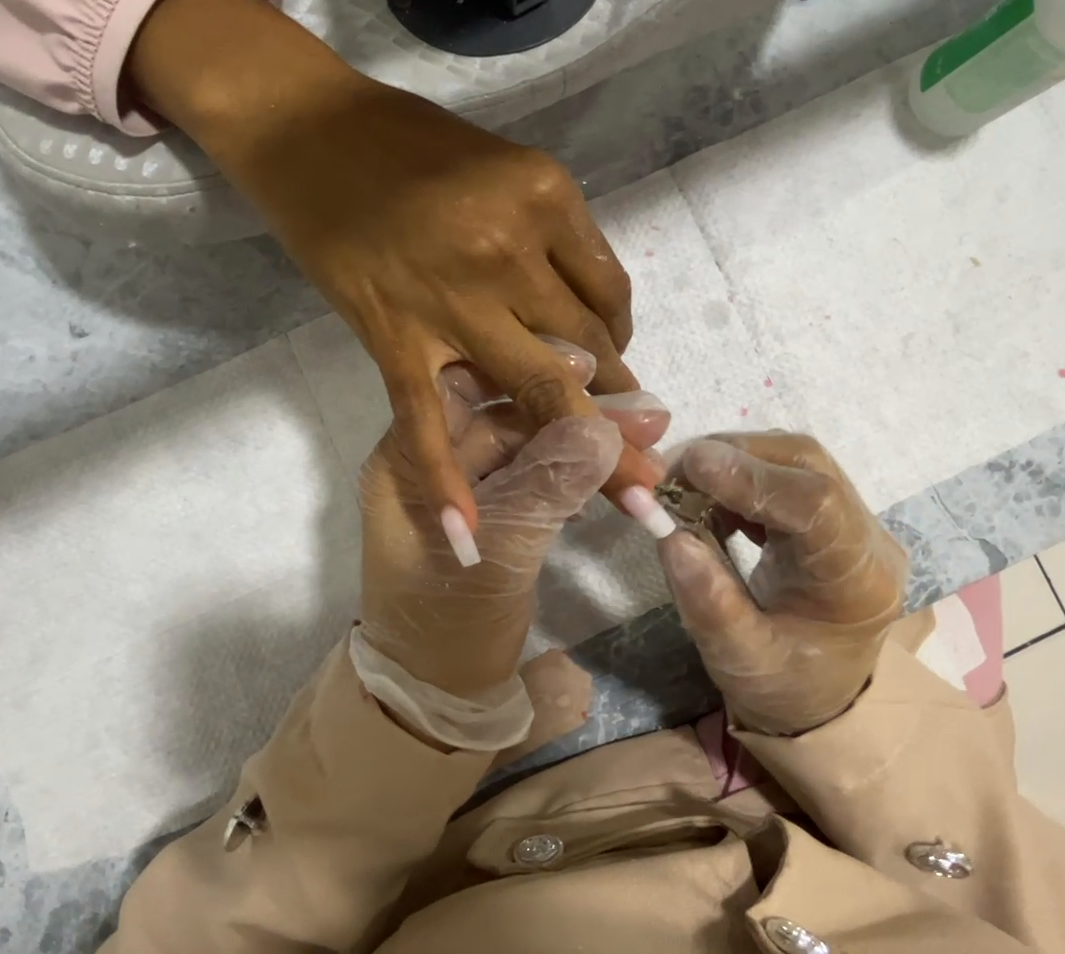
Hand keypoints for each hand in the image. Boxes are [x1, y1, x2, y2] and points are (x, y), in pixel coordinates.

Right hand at [127, 0, 667, 560]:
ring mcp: (451, 300)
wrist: (303, 129)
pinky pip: (428, 418)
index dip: (618, 340)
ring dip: (585, 447)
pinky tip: (469, 532)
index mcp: (545, 196)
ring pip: (535, 386)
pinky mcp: (394, 337)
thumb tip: (572, 303)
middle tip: (654, 462)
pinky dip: (446, 478)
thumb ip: (543, 234)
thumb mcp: (501, 167)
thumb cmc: (403, 138)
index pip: (606, 290)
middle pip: (586, 347)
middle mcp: (510, 251)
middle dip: (624, 410)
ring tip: (628, 498)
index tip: (613, 367)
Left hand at [357, 353, 670, 700]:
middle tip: (650, 414)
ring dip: (590, 447)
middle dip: (578, 414)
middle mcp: (433, 461)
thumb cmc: (446, 626)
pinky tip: (624, 476)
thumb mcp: (498, 554)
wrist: (434, 698)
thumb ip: (546, 488)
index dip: (523, 370)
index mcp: (408, 459)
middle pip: (510, 417)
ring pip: (533, 448)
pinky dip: (580, 477)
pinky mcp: (495, 512)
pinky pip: (539, 479)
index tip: (588, 366)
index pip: (464, 388)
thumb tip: (601, 429)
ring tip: (656, 446)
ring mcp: (467, 488)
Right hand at [657, 433, 906, 734]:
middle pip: (807, 465)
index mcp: (858, 581)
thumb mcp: (738, 658)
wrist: (817, 700)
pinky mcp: (828, 511)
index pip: (817, 504)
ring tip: (681, 486)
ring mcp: (852, 518)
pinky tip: (706, 497)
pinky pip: (784, 470)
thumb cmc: (783, 687)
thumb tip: (667, 531)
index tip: (689, 467)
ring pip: (794, 459)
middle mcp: (867, 538)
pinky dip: (736, 472)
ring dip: (731, 459)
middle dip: (733, 457)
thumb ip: (706, 599)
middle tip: (670, 475)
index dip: (751, 477)